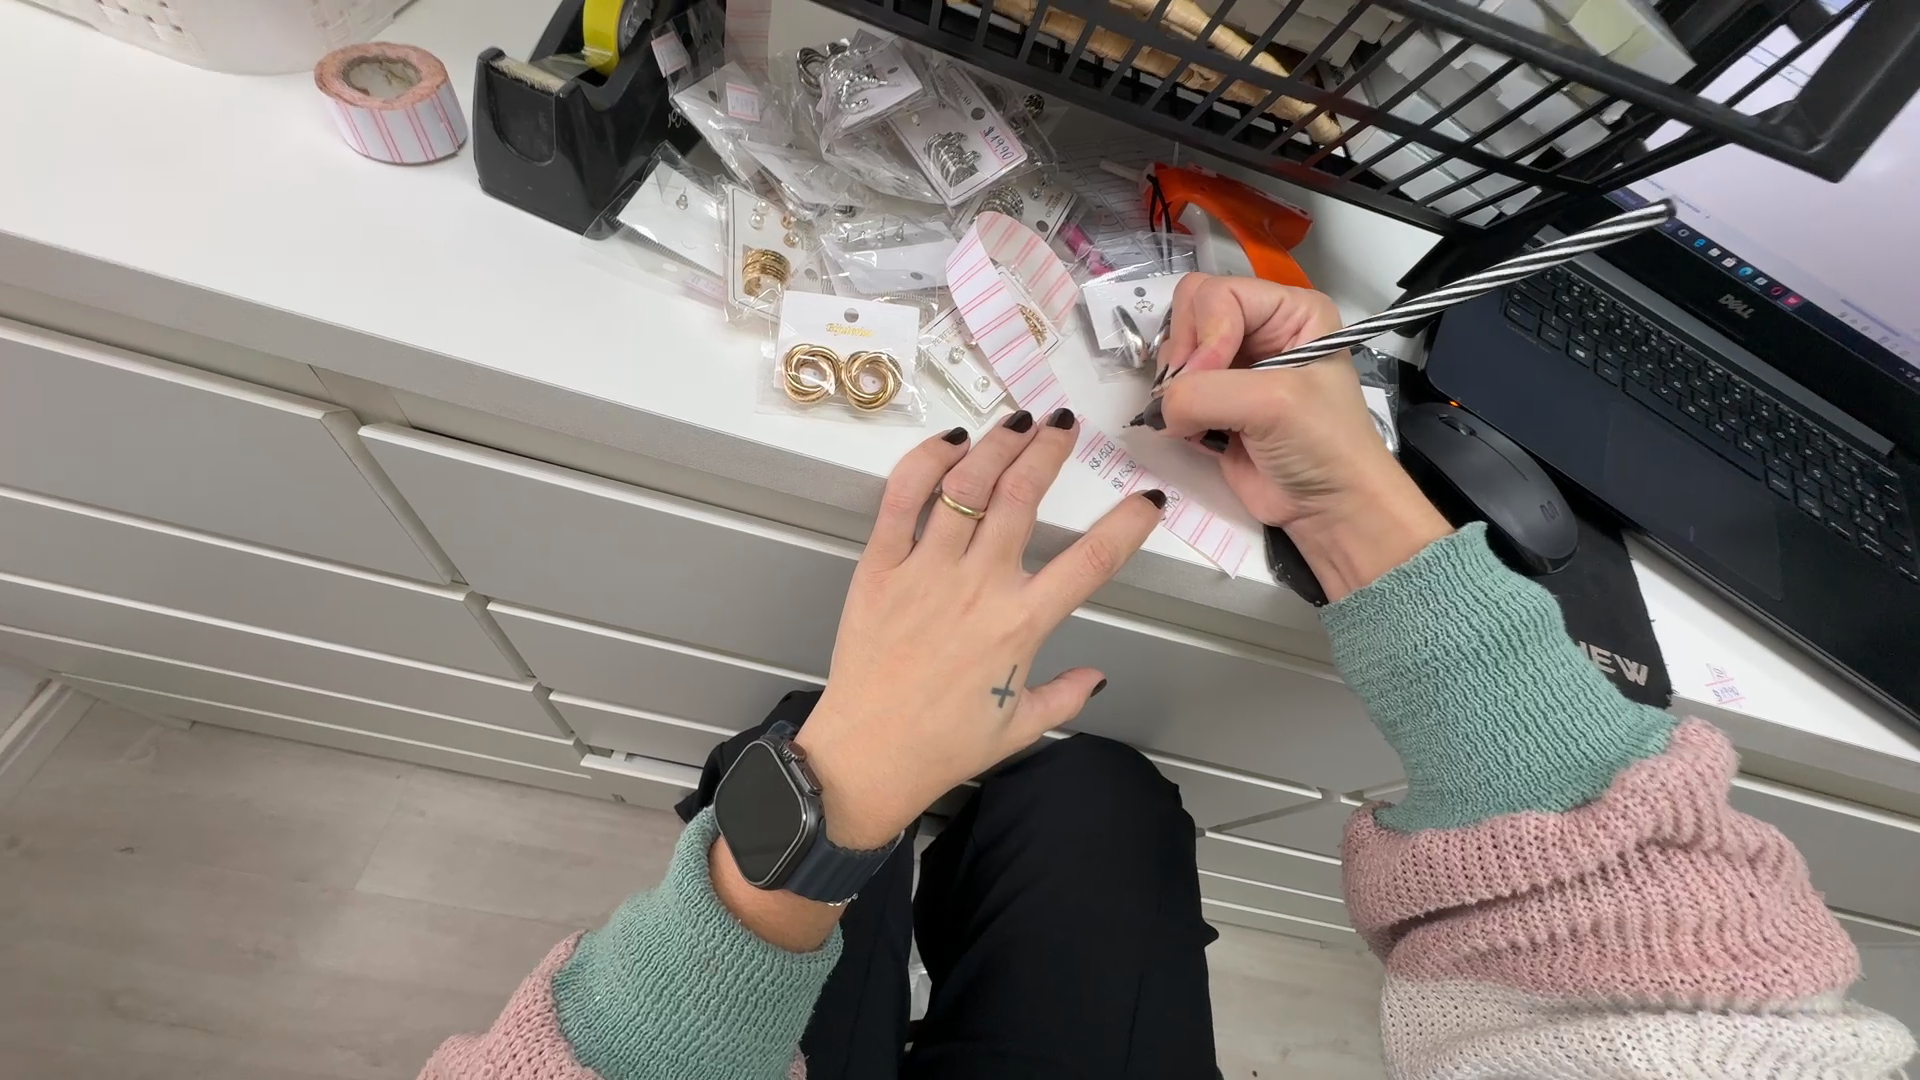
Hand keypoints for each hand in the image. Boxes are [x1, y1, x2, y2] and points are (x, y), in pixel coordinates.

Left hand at [795, 410, 1167, 848]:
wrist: (867, 756)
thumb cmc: (942, 746)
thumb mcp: (1019, 727)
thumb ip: (1067, 696)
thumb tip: (1097, 676)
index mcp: (1021, 625)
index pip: (1091, 561)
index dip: (1127, 524)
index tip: (1147, 500)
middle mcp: (978, 586)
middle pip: (1023, 497)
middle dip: (1050, 450)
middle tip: (1064, 427)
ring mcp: (926, 571)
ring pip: (967, 486)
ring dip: (997, 444)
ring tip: (1017, 420)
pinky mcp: (880, 567)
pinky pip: (901, 500)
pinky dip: (924, 462)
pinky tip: (949, 442)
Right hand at [1146, 274, 1450, 599]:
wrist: (1327, 507)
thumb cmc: (1322, 446)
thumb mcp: (1272, 403)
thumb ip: (1205, 392)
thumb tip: (1161, 405)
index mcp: (1288, 310)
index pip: (1213, 294)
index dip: (1204, 335)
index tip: (1211, 379)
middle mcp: (1257, 330)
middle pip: (1185, 316)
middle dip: (1183, 359)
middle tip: (1199, 399)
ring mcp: (1231, 368)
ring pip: (1172, 356)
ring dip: (1176, 390)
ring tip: (1204, 422)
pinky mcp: (1211, 405)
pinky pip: (1169, 393)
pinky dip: (1172, 413)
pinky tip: (1198, 433)